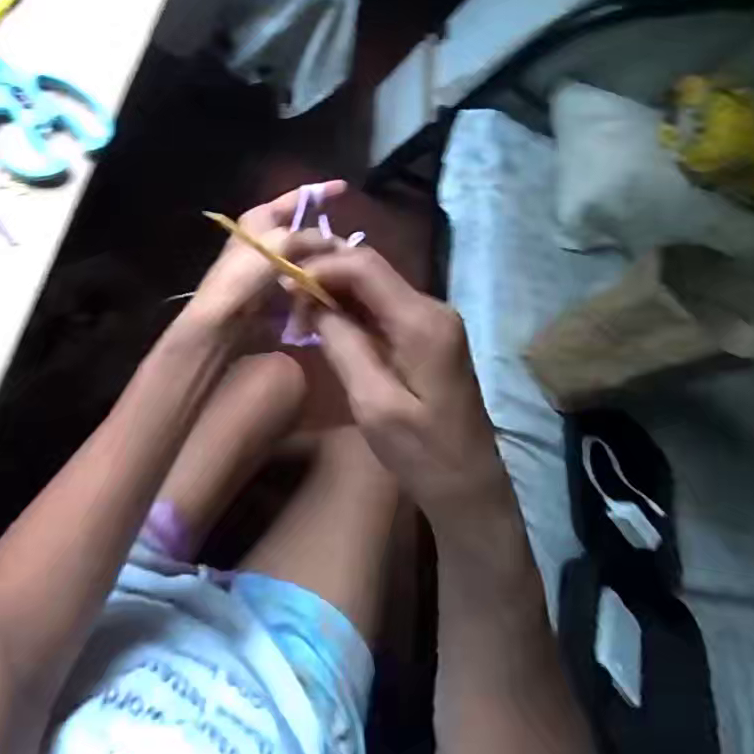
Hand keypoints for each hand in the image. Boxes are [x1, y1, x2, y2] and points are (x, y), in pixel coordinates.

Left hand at [181, 181, 346, 331]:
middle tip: (355, 248)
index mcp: (260, 219)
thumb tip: (333, 243)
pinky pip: (304, 284)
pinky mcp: (275, 293)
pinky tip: (336, 289)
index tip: (345, 188)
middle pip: (305, 233)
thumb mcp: (281, 244)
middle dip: (328, 239)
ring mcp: (270, 267)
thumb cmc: (245, 275)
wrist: (224, 321)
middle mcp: (265, 240)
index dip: (320, 192)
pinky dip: (317, 285)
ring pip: (308, 260)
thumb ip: (311, 238)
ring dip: (326, 266)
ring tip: (351, 270)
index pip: (294, 199)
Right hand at [291, 243, 509, 519]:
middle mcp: (431, 309)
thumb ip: (342, 344)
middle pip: (368, 269)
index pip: (364, 266)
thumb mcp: (373, 403)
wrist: (469, 488)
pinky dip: (346, 308)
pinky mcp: (424, 335)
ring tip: (297, 312)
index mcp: (422, 322)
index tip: (283, 285)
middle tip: (285, 299)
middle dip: (322, 275)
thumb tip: (312, 301)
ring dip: (331, 291)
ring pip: (371, 285)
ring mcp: (430, 321)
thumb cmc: (422, 453)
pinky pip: (378, 306)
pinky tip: (322, 322)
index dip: (319, 266)